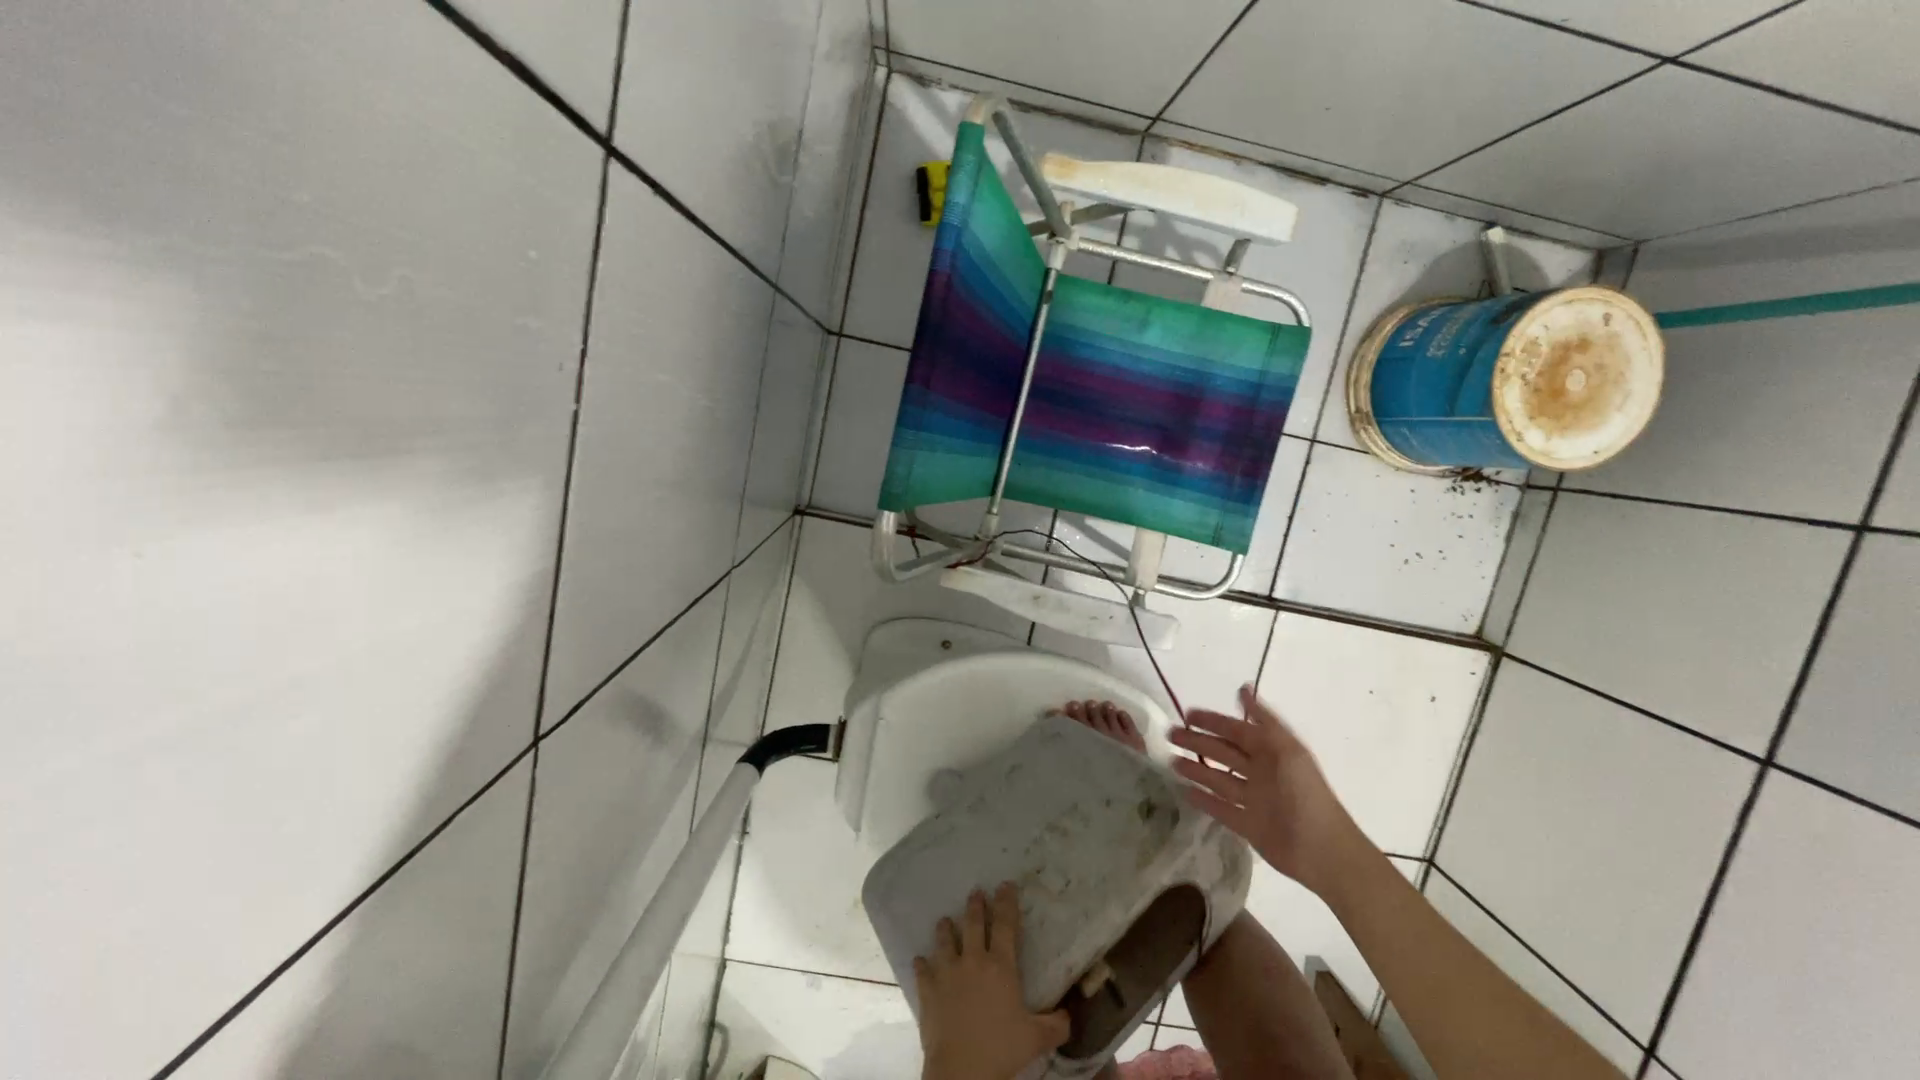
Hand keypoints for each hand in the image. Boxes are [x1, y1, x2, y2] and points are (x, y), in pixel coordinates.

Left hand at [915, 883, 1070, 1079]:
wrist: (962, 1069)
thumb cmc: (1002, 1048)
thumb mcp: (1037, 1038)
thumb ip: (1057, 1024)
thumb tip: (1069, 1016)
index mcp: (1000, 966)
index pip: (1005, 925)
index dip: (1007, 902)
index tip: (1006, 884)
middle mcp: (972, 961)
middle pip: (972, 924)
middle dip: (975, 906)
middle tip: (975, 892)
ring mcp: (946, 974)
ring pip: (945, 941)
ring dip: (945, 929)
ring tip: (944, 920)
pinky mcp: (928, 991)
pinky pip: (923, 971)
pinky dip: (922, 964)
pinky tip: (920, 960)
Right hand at [1169, 684, 1373, 897]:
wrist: (1322, 850)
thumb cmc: (1305, 795)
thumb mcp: (1287, 751)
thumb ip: (1264, 721)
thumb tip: (1243, 689)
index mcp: (1272, 752)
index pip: (1237, 730)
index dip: (1214, 721)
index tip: (1186, 714)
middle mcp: (1261, 772)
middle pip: (1224, 752)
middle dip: (1198, 742)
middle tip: (1169, 734)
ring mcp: (1253, 799)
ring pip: (1218, 778)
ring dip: (1196, 768)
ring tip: (1170, 761)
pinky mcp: (1247, 824)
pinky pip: (1220, 807)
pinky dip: (1202, 799)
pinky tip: (1183, 791)